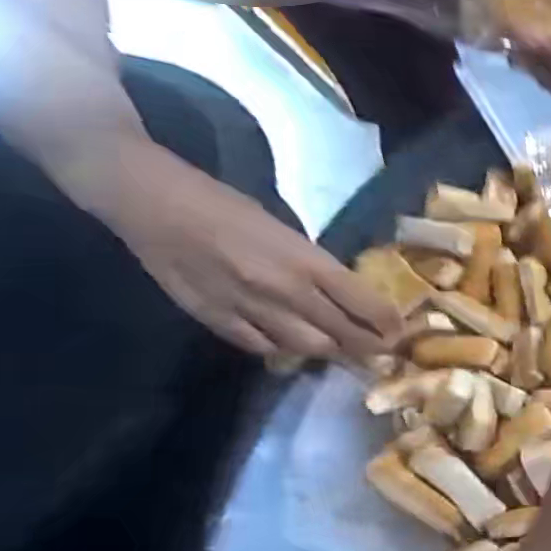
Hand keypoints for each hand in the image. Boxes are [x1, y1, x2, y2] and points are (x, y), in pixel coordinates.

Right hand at [80, 139, 401, 359]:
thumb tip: (352, 297)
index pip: (364, 304)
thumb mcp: (289, 231)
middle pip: (342, 333)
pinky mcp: (215, 318)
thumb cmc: (227, 206)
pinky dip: (284, 349)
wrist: (149, 199)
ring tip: (345, 351)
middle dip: (369, 345)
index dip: (389, 324)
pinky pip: (263, 347)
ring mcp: (249, 308)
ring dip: (331, 351)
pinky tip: (292, 344)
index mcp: (306, 261)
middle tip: (382, 350)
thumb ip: (319, 268)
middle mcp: (284, 290)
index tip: (401, 332)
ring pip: (308, 347)